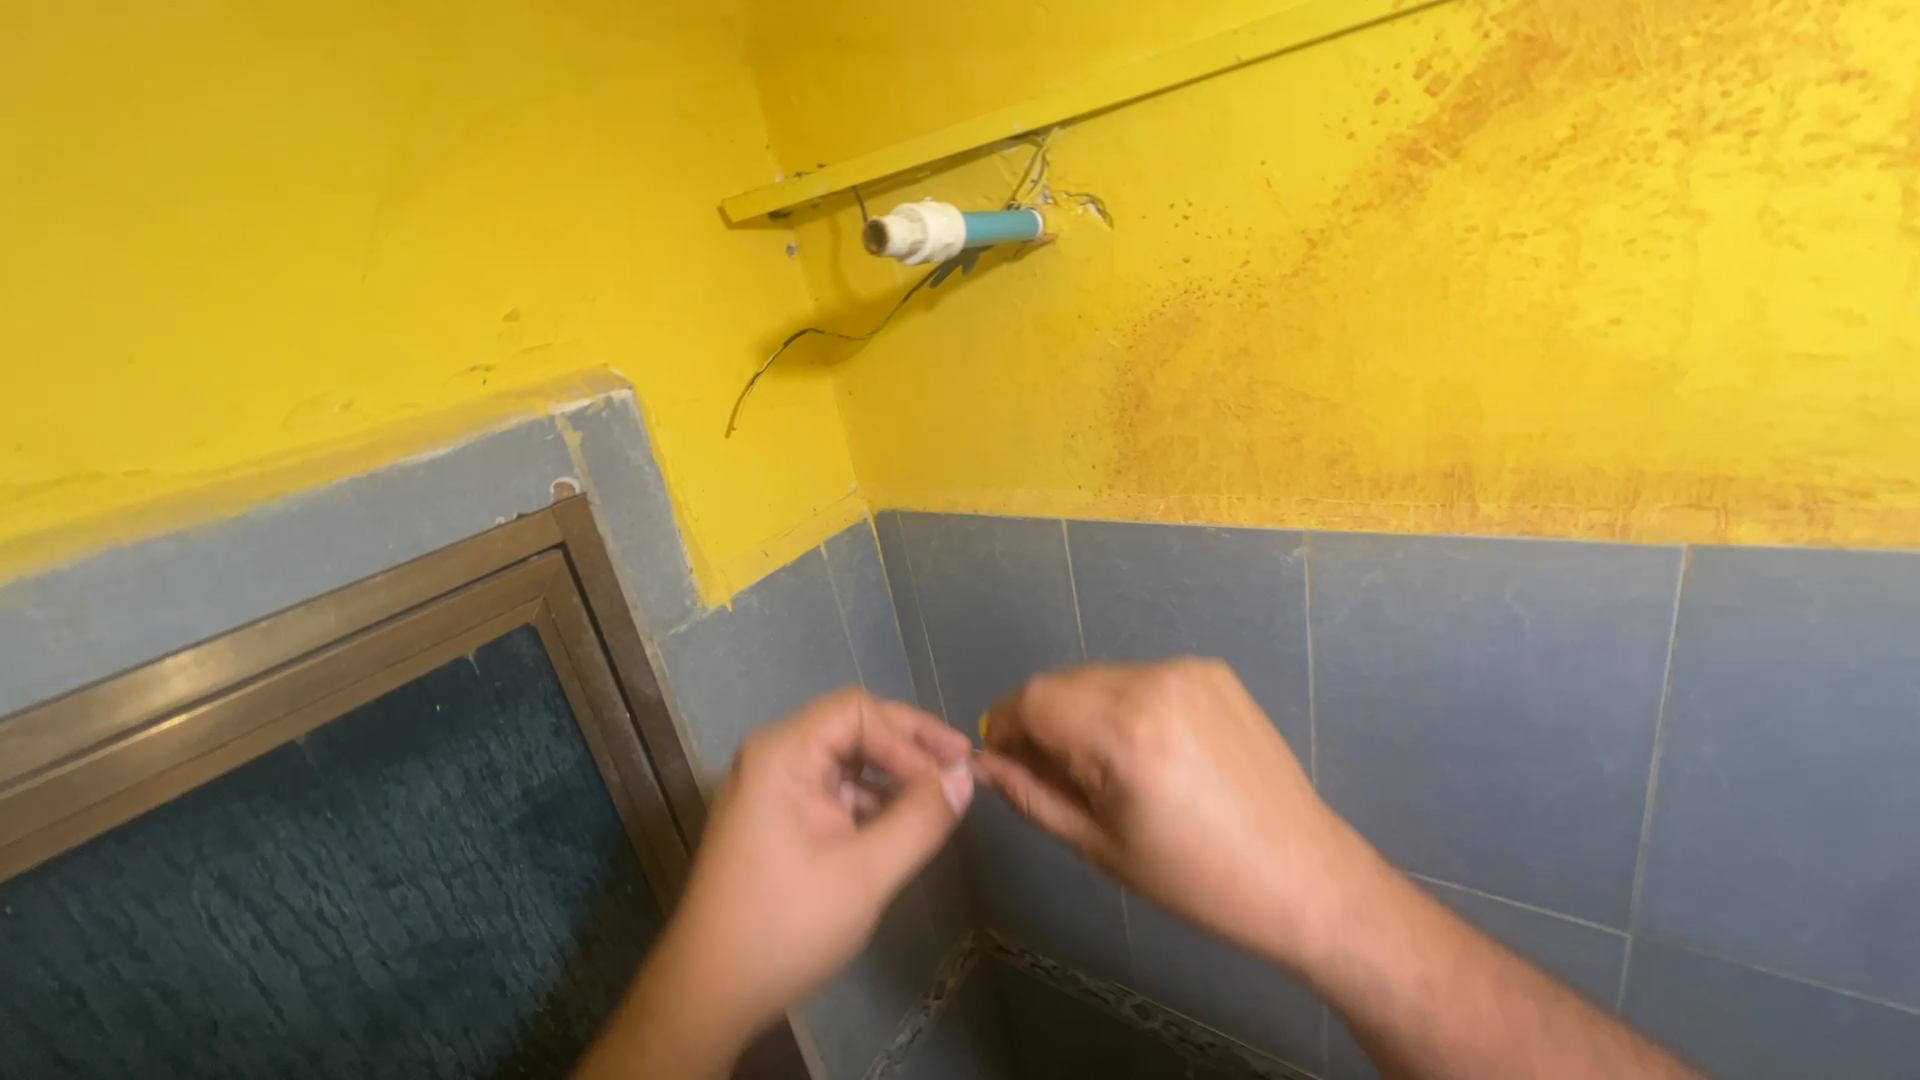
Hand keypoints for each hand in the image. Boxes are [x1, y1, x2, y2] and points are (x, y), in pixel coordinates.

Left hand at [661, 687, 973, 1029]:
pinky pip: (834, 788)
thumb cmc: (783, 928)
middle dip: (908, 743)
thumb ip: (919, 820)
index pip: (857, 712)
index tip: (947, 775)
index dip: (907, 736)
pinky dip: (873, 798)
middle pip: (852, 726)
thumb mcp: (864, 875)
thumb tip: (964, 777)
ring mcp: (773, 788)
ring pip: (846, 758)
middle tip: (961, 762)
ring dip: (894, 770)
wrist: (708, 996)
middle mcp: (774, 758)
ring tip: (942, 792)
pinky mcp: (779, 818)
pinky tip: (904, 820)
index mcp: (782, 755)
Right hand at [974, 659, 1377, 968]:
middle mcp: (1153, 684)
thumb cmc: (1195, 879)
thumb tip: (985, 762)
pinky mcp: (1213, 671)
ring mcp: (1188, 671)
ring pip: (1100, 677)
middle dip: (1041, 719)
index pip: (1033, 700)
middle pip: (1062, 682)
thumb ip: (1031, 794)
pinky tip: (1146, 747)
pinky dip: (1123, 703)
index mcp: (1124, 734)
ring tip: (1104, 763)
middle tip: (1049, 768)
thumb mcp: (1098, 846)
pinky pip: (1140, 678)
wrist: (1304, 874)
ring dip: (1082, 710)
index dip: (1006, 724)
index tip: (1004, 757)